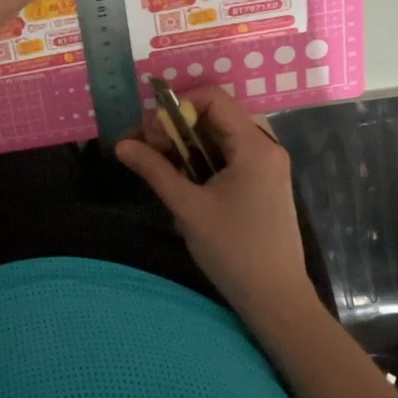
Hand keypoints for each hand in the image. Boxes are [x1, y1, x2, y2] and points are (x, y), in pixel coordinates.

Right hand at [116, 85, 318, 327]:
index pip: (214, 98)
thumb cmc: (233, 250)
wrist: (276, 299)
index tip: (153, 131)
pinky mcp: (265, 182)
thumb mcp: (187, 207)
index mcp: (255, 146)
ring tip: (165, 169)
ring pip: (220, 136)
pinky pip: (230, 154)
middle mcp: (267, 147)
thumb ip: (154, 169)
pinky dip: (204, 159)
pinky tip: (187, 183)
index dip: (178, 105)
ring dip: (188, 144)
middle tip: (151, 150)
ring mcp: (269, 165)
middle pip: (216, 115)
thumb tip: (121, 143)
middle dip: (178, 126)